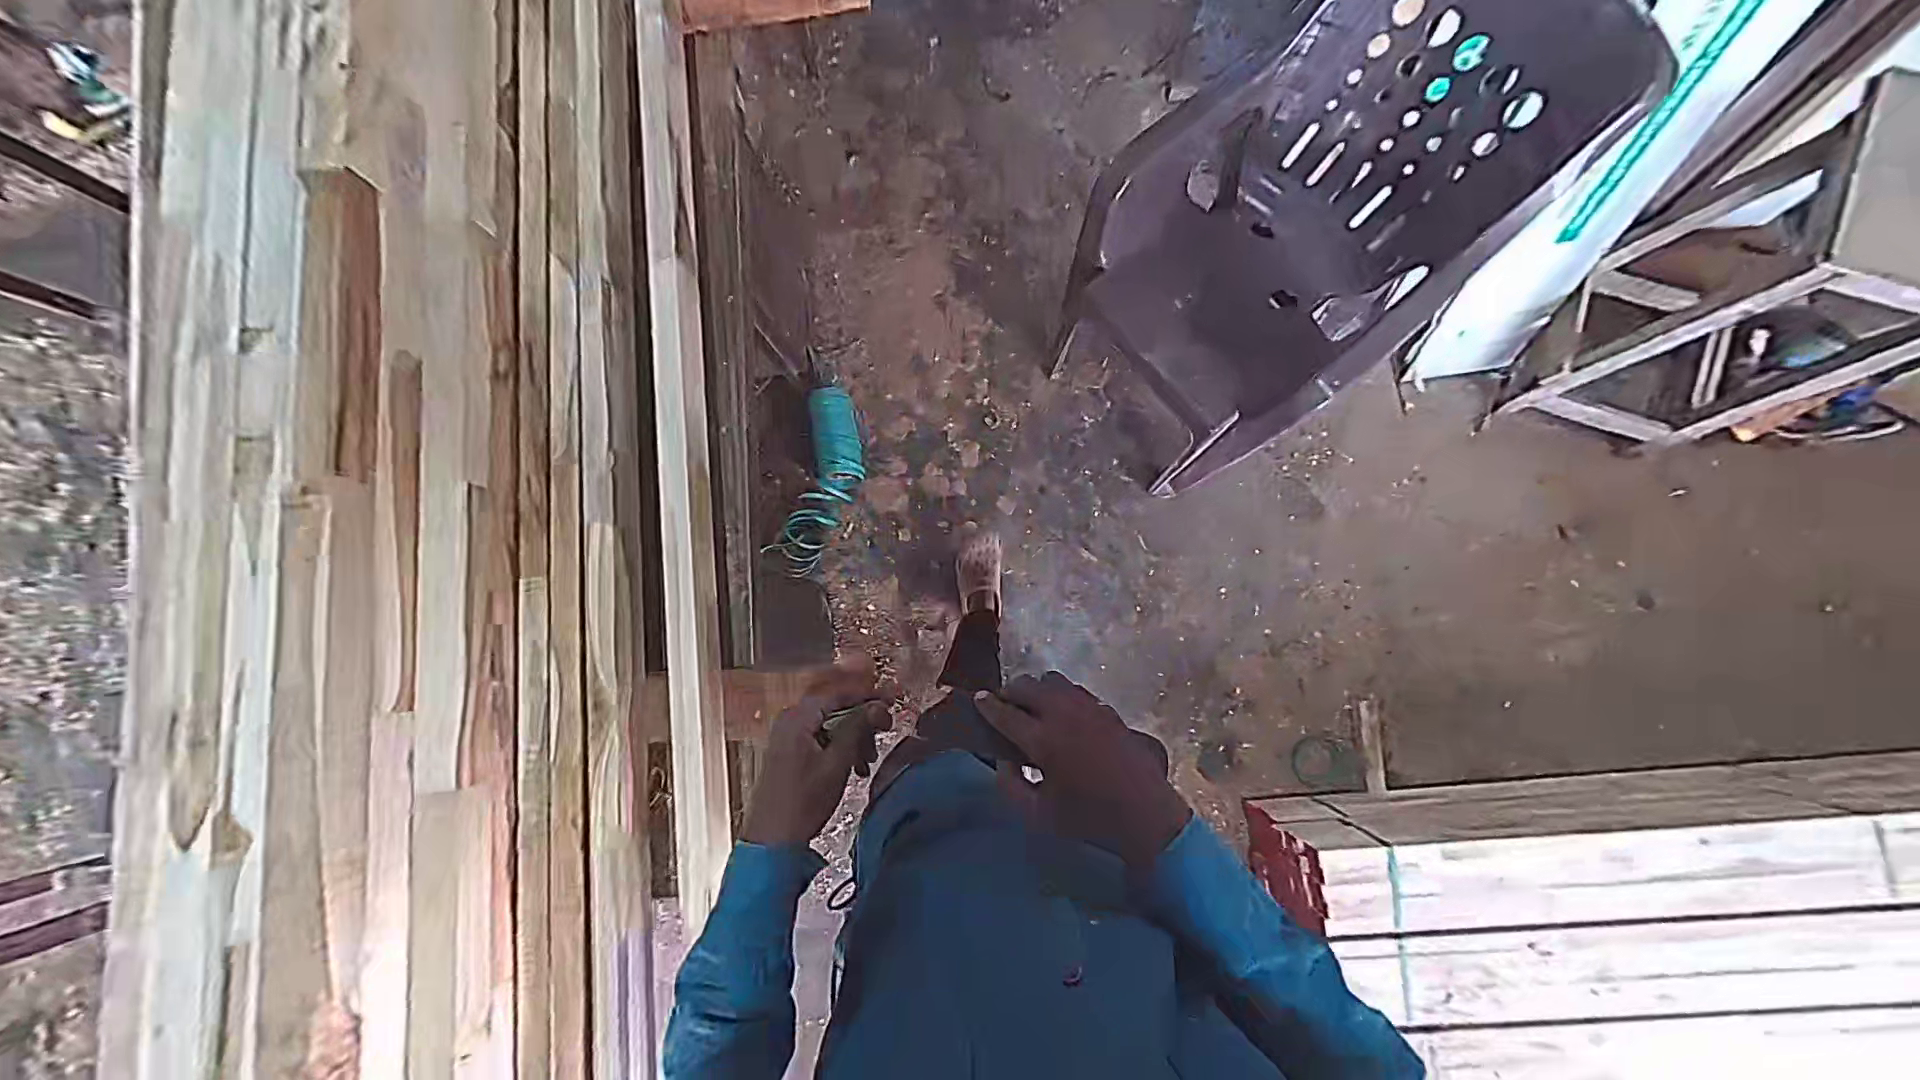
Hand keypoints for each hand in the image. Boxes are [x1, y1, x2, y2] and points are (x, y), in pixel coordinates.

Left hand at [740, 663, 896, 848]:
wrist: (772, 842)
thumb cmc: (803, 802)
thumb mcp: (837, 763)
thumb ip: (858, 729)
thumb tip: (877, 706)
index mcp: (797, 718)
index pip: (838, 693)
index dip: (867, 695)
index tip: (891, 699)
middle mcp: (790, 722)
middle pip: (835, 708)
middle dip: (862, 719)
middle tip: (885, 729)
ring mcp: (789, 738)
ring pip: (831, 725)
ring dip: (854, 737)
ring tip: (869, 759)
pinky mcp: (791, 754)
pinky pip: (822, 740)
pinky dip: (841, 748)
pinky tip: (855, 767)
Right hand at [974, 672, 1191, 867]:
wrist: (1147, 816)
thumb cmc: (1090, 819)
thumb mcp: (1039, 814)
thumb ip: (1011, 786)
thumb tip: (1002, 762)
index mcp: (1042, 739)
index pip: (1005, 712)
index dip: (987, 705)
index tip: (978, 700)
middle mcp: (1063, 714)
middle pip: (1026, 685)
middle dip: (1010, 693)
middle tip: (1004, 708)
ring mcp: (1088, 707)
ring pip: (1052, 680)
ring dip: (1036, 690)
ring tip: (1033, 708)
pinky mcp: (1106, 710)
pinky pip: (1074, 690)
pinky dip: (1060, 696)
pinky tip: (1063, 716)